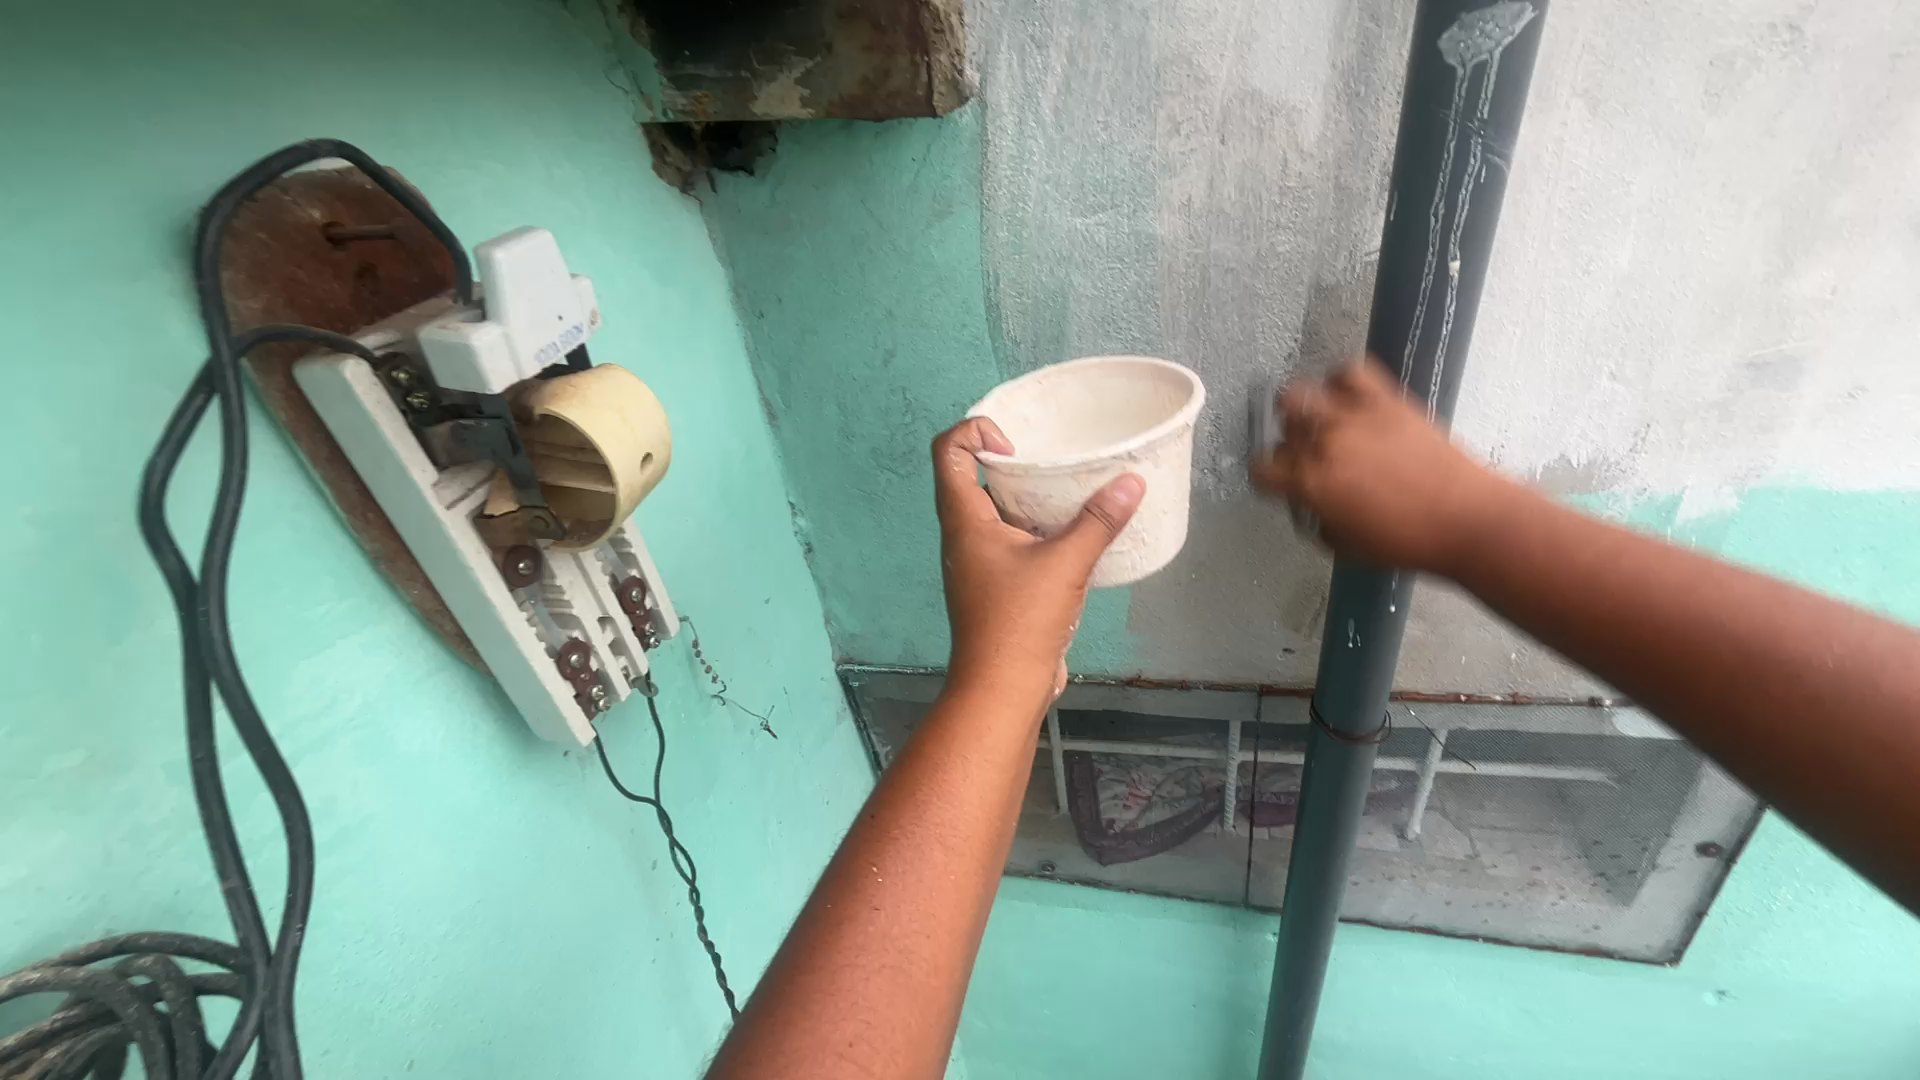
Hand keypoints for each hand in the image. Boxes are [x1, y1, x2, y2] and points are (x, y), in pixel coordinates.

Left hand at [932, 418, 1144, 713]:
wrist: (1002, 688)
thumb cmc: (1021, 621)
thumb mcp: (1065, 565)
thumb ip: (1098, 522)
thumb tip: (1131, 483)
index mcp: (964, 520)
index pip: (948, 452)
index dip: (974, 431)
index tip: (1015, 443)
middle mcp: (963, 536)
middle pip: (971, 478)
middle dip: (1009, 461)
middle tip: (1052, 458)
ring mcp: (977, 562)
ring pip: (994, 513)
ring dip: (1025, 497)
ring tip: (1069, 489)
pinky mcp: (995, 585)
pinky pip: (1011, 541)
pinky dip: (1035, 529)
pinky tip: (1072, 533)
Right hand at [1249, 357, 1511, 573]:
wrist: (1467, 520)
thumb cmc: (1405, 541)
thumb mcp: (1344, 544)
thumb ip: (1317, 519)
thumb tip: (1313, 505)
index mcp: (1309, 483)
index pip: (1261, 469)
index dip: (1266, 478)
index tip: (1278, 482)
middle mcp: (1323, 445)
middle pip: (1280, 431)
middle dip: (1287, 443)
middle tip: (1304, 453)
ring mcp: (1353, 418)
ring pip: (1299, 394)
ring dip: (1301, 408)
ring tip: (1316, 418)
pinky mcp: (1385, 401)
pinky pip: (1350, 372)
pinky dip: (1340, 381)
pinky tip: (1347, 397)